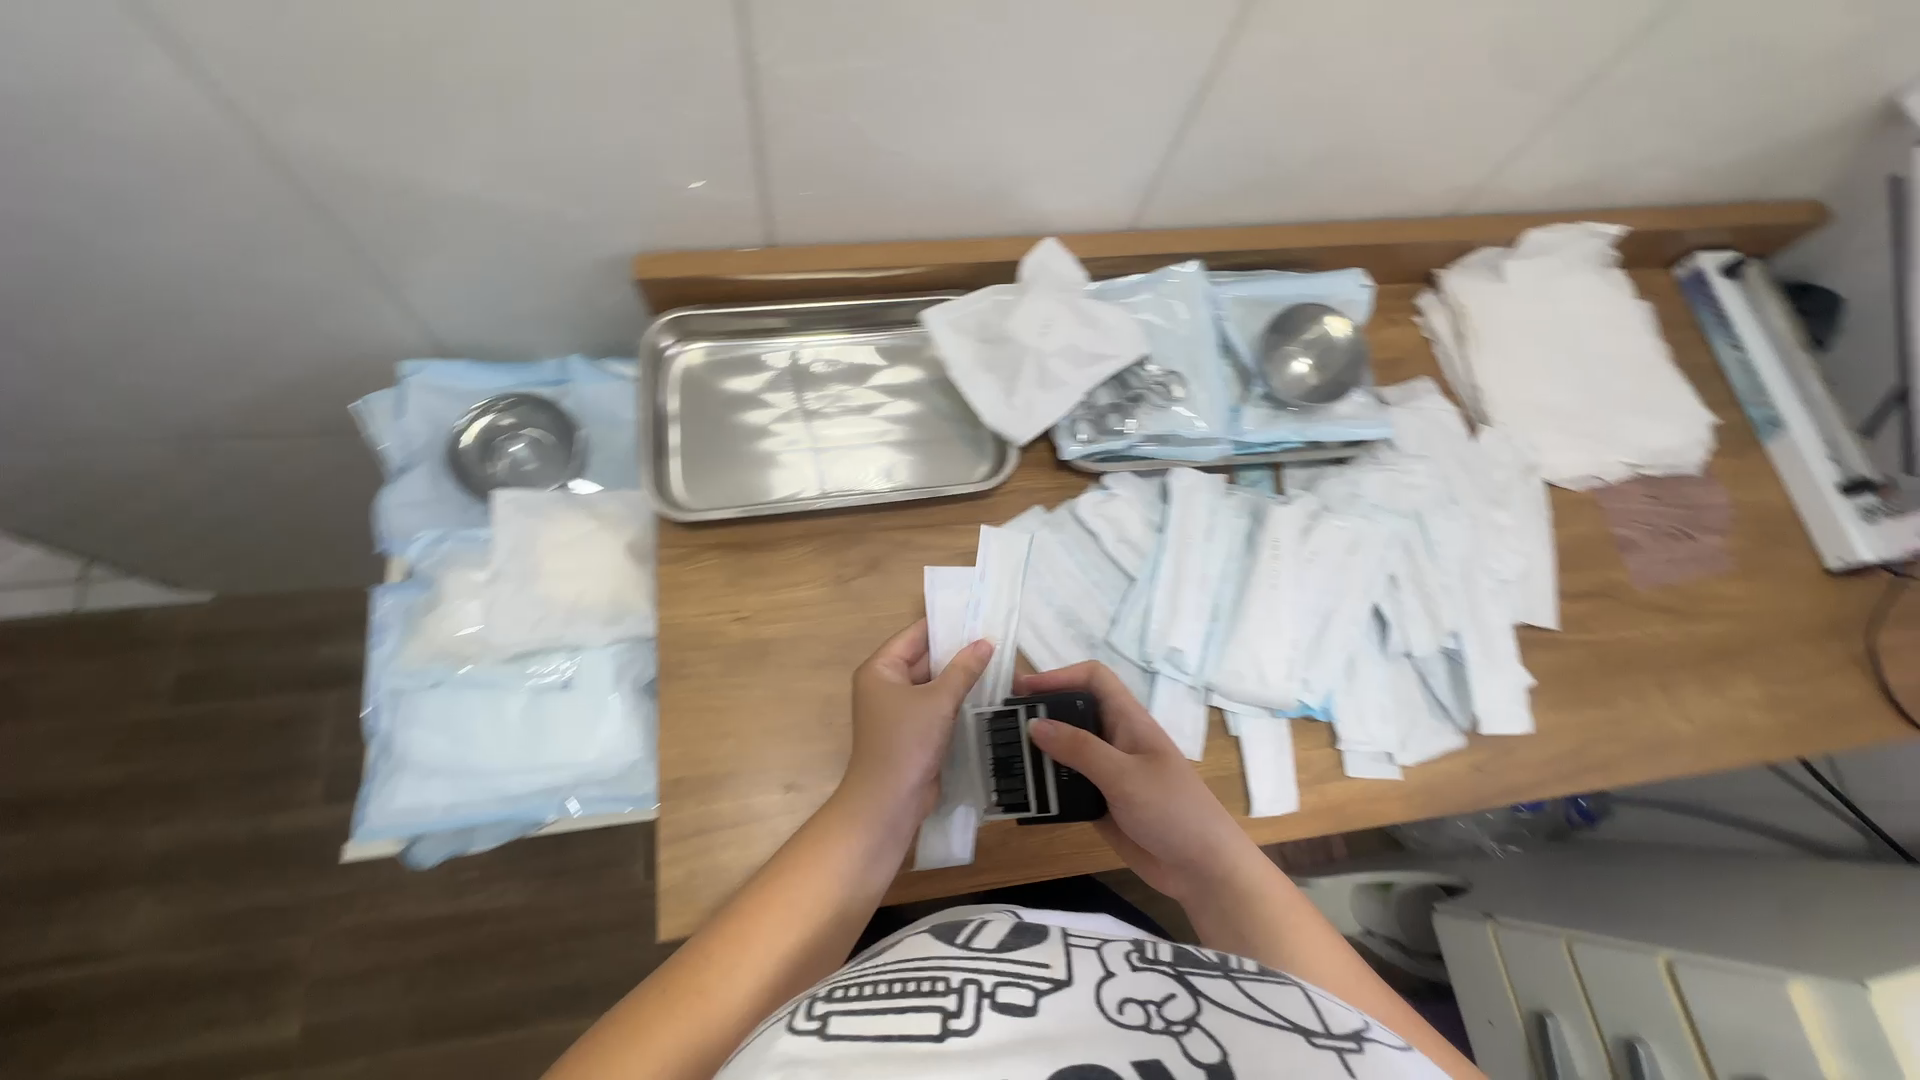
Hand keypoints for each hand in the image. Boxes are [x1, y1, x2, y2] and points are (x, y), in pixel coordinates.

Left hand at [842, 619, 992, 817]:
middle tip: (994, 637)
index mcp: (880, 669)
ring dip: (959, 676)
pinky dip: (956, 699)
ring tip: (997, 660)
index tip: (976, 613)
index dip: (944, 625)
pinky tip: (985, 692)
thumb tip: (986, 642)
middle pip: (924, 658)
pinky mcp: (913, 731)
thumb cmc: (906, 742)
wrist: (889, 801)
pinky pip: (936, 706)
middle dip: (956, 651)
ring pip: (932, 684)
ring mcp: (898, 710)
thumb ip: (963, 669)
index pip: (914, 635)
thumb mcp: (938, 700)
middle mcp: (885, 685)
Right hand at [1020, 663, 1265, 904]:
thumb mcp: (1124, 775)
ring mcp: (1108, 773)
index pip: (1094, 679)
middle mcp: (1116, 740)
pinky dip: (1045, 785)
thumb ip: (1079, 749)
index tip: (1024, 689)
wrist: (1203, 869)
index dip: (1060, 676)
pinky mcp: (1100, 803)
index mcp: (1129, 721)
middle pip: (1074, 712)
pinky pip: (1066, 785)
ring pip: (1066, 750)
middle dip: (1040, 712)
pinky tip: (1022, 792)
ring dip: (1038, 751)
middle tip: (1001, 723)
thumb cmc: (1173, 810)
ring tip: (1002, 756)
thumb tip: (1034, 724)